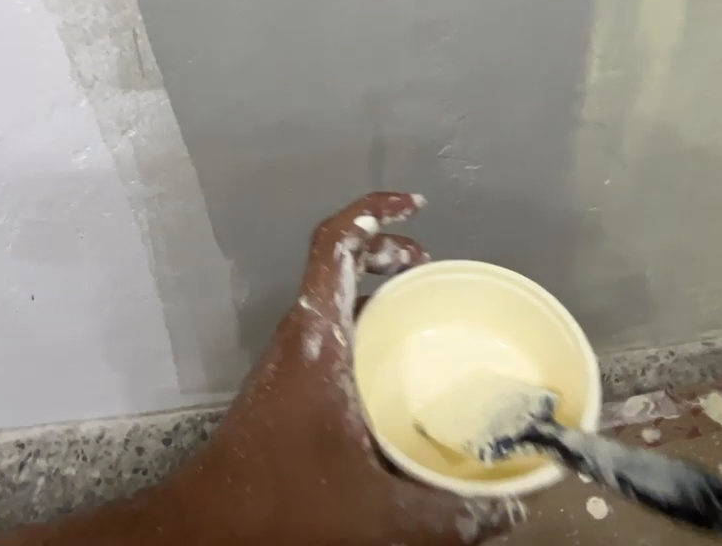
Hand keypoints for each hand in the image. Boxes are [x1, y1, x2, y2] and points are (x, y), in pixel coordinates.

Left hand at [169, 192, 522, 545]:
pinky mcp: (291, 380)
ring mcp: (293, 355)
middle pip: (337, 259)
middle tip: (427, 261)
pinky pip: (333, 327)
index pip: (335, 243)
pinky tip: (394, 364)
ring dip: (375, 286)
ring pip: (335, 295)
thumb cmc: (286, 502)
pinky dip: (365, 322)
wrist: (210, 526)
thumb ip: (449, 513)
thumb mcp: (377, 510)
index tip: (414, 207)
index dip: (372, 211)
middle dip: (384, 246)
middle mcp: (302, 333)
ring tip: (420, 303)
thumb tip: (511, 508)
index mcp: (317, 335)